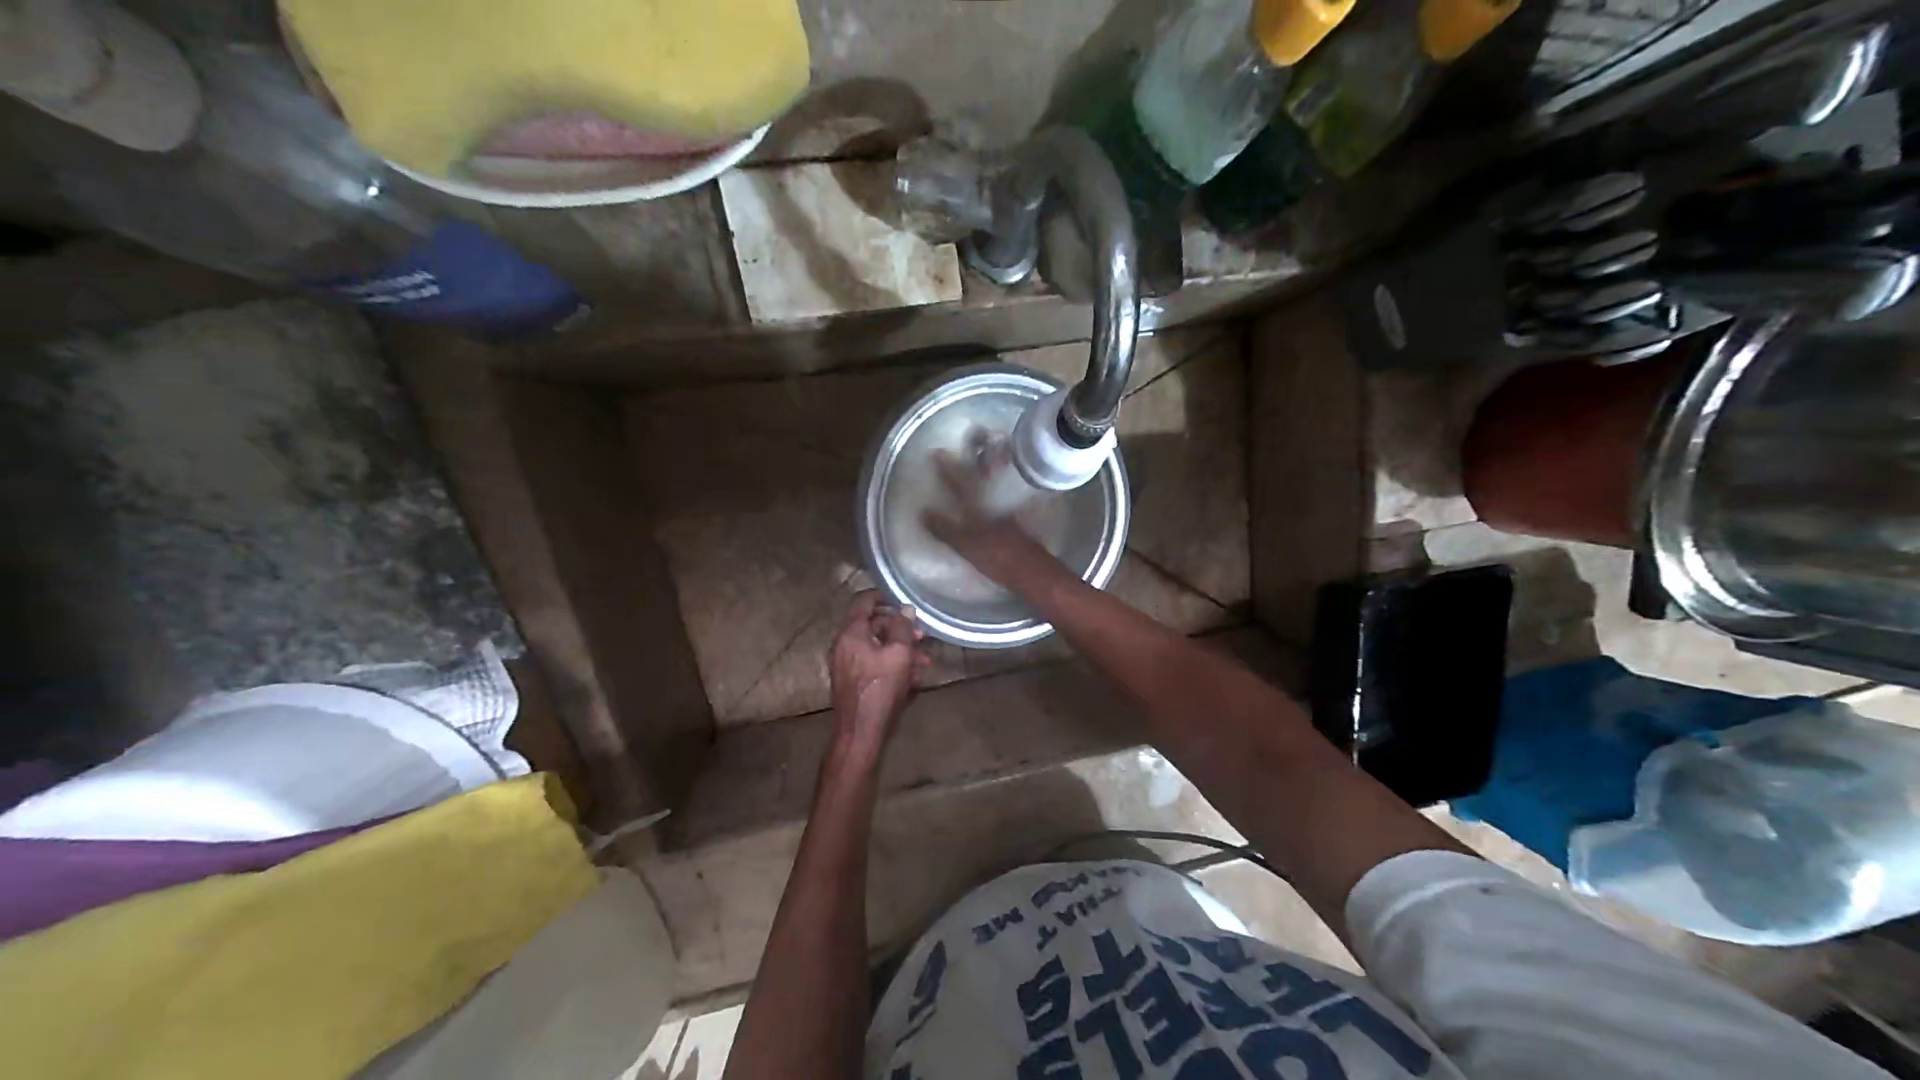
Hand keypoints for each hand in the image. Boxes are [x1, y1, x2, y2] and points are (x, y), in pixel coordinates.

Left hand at [830, 590, 929, 746]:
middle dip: (899, 628)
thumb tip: (905, 609)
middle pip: (873, 625)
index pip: (863, 601)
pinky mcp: (852, 680)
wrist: (860, 731)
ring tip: (924, 660)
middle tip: (922, 635)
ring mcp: (846, 663)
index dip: (883, 595)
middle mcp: (844, 644)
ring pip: (876, 646)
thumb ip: (903, 627)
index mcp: (851, 632)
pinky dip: (891, 663)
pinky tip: (913, 677)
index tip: (902, 598)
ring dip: (900, 649)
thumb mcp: (899, 654)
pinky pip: (873, 663)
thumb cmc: (880, 688)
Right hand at [925, 439, 1055, 585]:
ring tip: (997, 442)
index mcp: (977, 505)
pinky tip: (1011, 473)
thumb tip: (924, 512)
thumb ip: (944, 528)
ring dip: (998, 459)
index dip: (946, 467)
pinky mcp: (1021, 512)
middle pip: (985, 470)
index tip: (936, 451)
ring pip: (1002, 475)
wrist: (1030, 569)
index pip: (958, 481)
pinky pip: (1013, 487)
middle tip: (977, 432)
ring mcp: (1010, 504)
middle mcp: (994, 499)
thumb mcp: (964, 545)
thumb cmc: (995, 557)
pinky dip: (1011, 476)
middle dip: (980, 450)